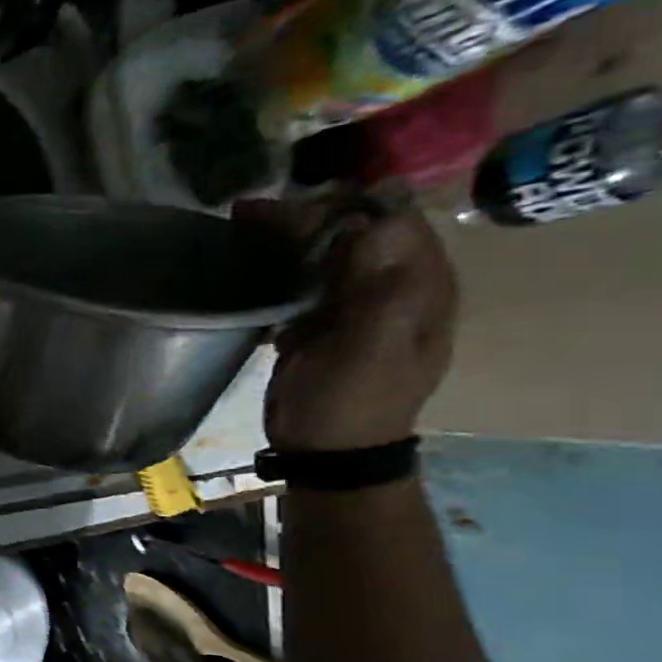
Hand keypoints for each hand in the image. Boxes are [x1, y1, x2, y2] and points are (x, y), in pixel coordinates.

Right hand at [237, 196, 458, 451]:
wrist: (329, 454)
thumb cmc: (349, 405)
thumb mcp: (368, 351)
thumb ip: (380, 288)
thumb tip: (378, 222)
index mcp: (419, 286)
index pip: (387, 220)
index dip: (340, 206)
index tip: (284, 207)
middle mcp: (395, 285)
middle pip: (356, 229)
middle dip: (306, 216)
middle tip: (248, 215)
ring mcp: (358, 304)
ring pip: (328, 252)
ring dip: (288, 237)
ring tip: (242, 228)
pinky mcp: (324, 322)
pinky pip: (307, 280)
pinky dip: (280, 267)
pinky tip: (251, 265)